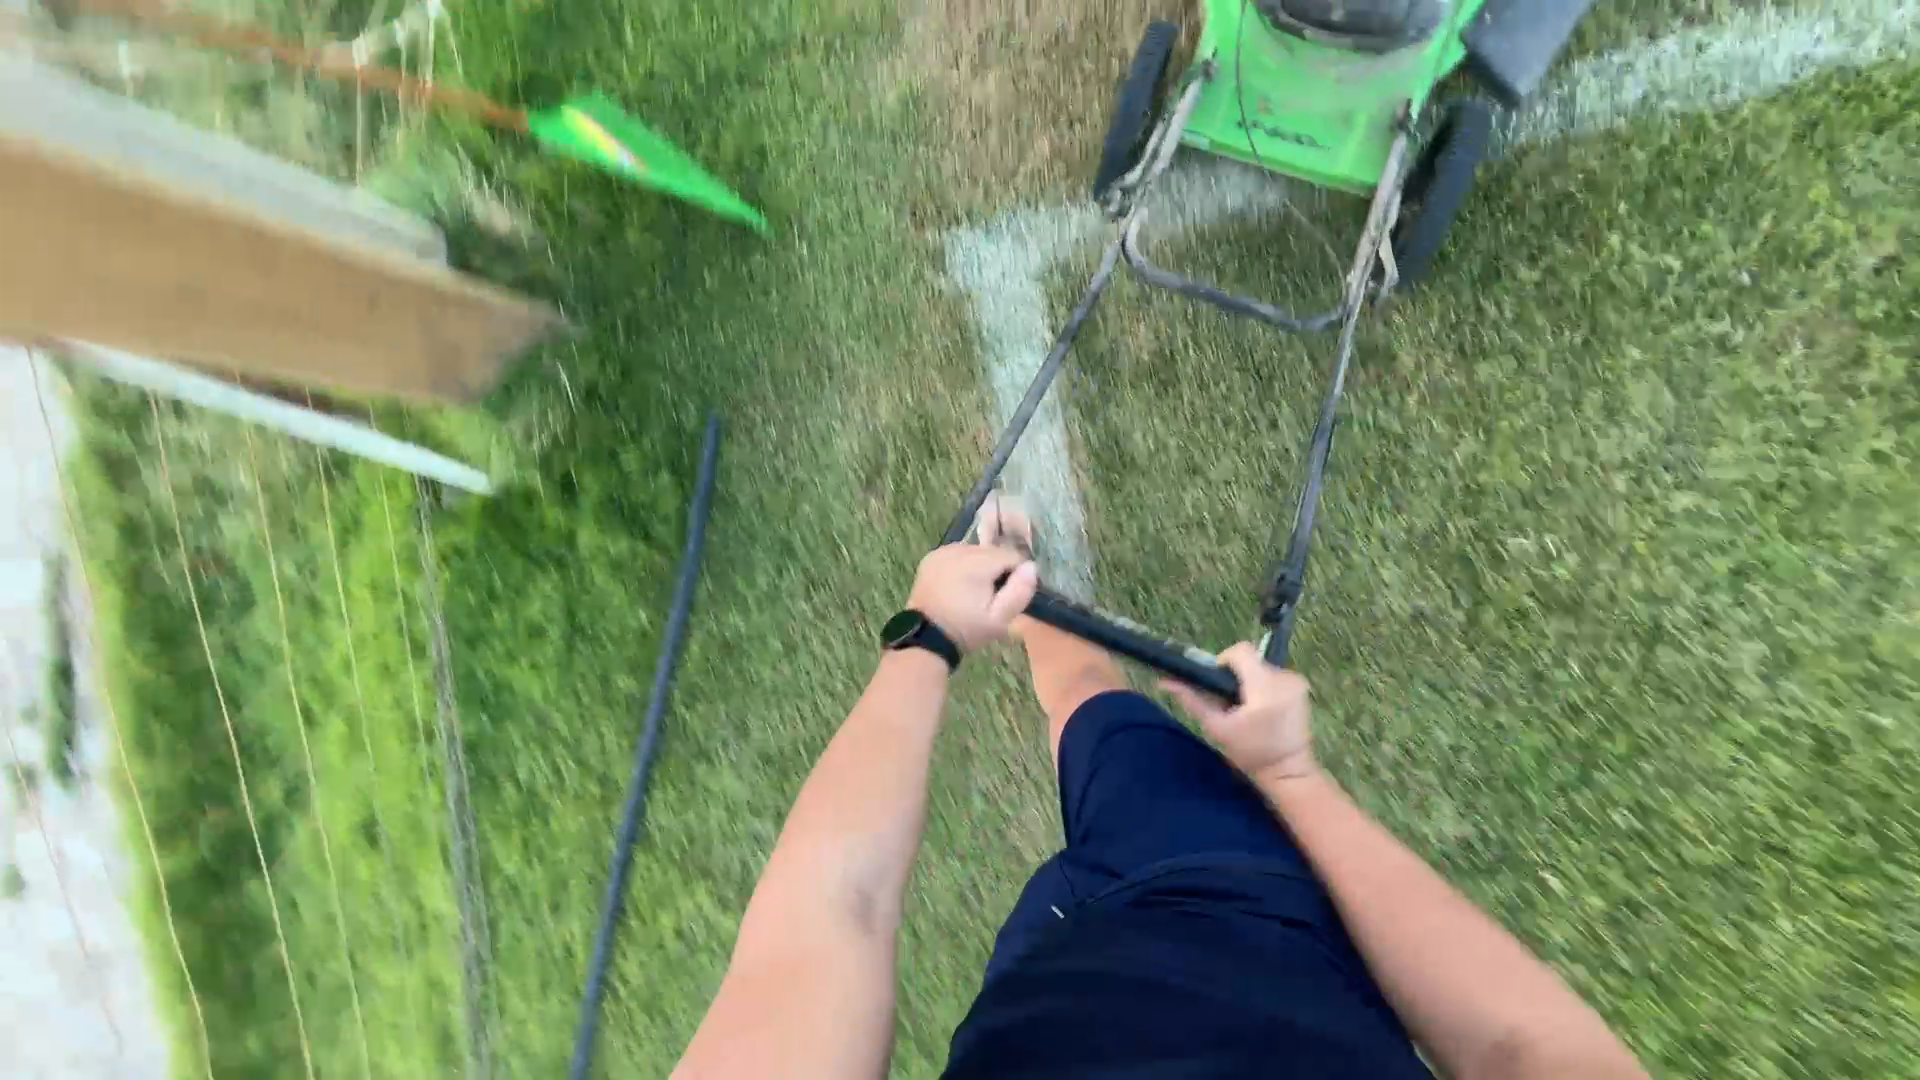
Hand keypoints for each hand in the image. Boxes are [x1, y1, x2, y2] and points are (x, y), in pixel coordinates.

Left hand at [905, 544, 1039, 652]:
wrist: (926, 637)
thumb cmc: (966, 629)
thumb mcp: (999, 619)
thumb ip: (1019, 591)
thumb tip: (1031, 566)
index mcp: (977, 562)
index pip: (1012, 556)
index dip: (1017, 575)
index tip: (1009, 594)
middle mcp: (960, 549)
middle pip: (993, 551)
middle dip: (998, 570)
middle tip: (992, 596)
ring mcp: (943, 551)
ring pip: (976, 551)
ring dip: (981, 566)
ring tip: (975, 591)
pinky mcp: (932, 557)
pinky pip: (958, 554)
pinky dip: (963, 564)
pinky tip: (959, 584)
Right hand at [1164, 642, 1316, 781]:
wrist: (1287, 770)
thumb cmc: (1249, 751)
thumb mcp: (1216, 727)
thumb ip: (1192, 699)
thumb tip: (1164, 681)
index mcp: (1265, 688)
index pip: (1241, 652)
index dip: (1225, 661)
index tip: (1220, 683)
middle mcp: (1284, 679)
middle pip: (1250, 659)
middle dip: (1236, 675)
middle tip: (1231, 700)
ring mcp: (1296, 682)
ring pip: (1260, 666)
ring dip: (1249, 680)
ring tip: (1247, 706)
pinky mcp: (1301, 686)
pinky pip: (1273, 674)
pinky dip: (1263, 685)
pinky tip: (1262, 707)